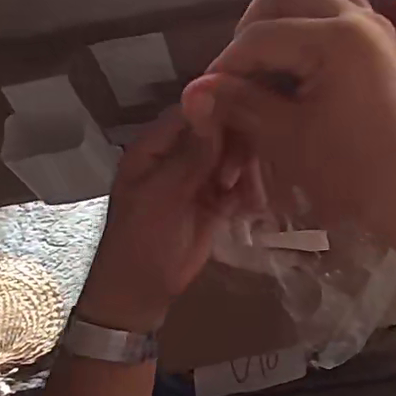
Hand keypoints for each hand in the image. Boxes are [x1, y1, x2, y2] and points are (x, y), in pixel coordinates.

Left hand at [79, 110, 233, 333]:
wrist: (141, 291)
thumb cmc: (140, 240)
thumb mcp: (163, 195)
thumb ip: (191, 154)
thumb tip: (212, 105)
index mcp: (156, 147)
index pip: (193, 113)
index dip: (221, 113)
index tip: (250, 119)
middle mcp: (179, 157)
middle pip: (218, 134)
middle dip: (236, 148)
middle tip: (239, 174)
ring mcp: (198, 181)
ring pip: (233, 160)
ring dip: (246, 172)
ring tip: (248, 194)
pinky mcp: (215, 204)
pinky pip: (238, 187)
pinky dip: (248, 193)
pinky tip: (254, 204)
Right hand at [181, 0, 395, 269]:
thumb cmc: (351, 174)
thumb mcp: (286, 140)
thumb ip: (239, 105)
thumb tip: (193, 90)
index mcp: (336, 39)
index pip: (259, 36)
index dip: (225, 65)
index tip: (207, 96)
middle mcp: (358, 17)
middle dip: (251, 28)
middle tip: (238, 72)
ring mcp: (376, 25)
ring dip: (285, 13)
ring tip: (270, 57)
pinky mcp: (383, 42)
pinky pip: (343, 7)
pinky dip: (314, 20)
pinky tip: (301, 61)